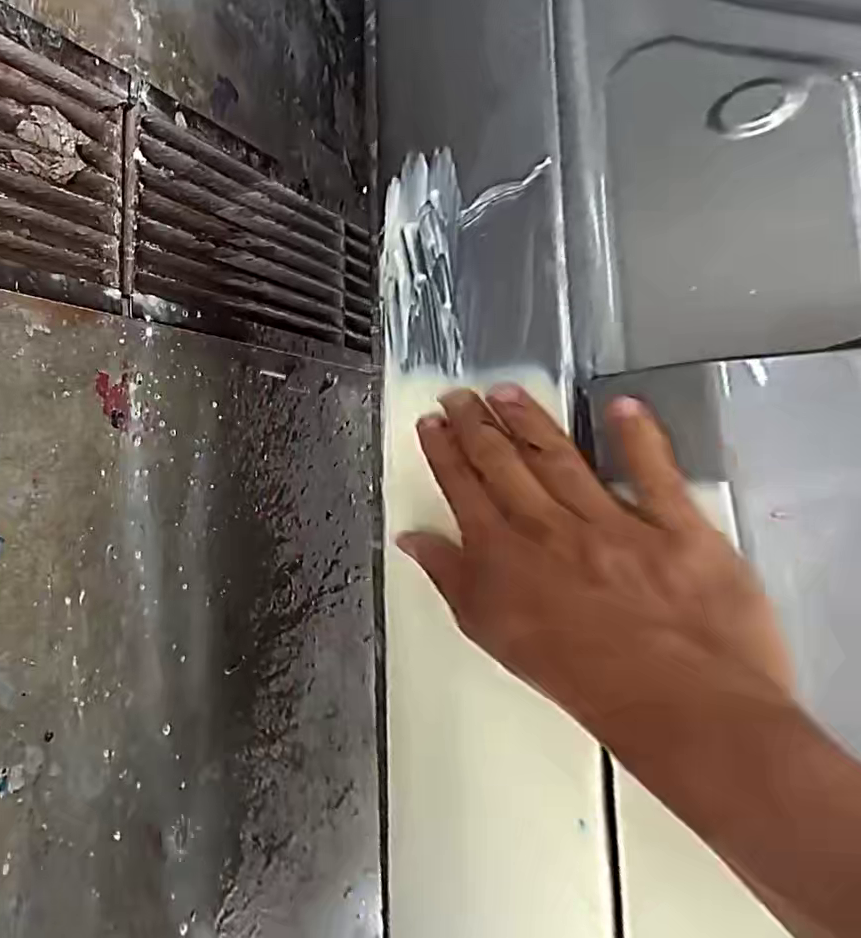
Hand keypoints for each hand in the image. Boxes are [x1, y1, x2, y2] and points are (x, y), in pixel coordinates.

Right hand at [396, 384, 792, 732]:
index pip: (460, 484)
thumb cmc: (569, 665)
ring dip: (528, 420)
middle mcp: (544, 524)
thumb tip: (413, 540)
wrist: (672, 697)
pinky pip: (655, 474)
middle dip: (475, 424)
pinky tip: (620, 406)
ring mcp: (611, 522)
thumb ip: (448, 575)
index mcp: (497, 546)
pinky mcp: (678, 530)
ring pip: (559, 457)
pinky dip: (637, 437)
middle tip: (459, 396)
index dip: (442, 449)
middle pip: (500, 462)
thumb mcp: (484, 625)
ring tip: (506, 392)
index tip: (431, 424)